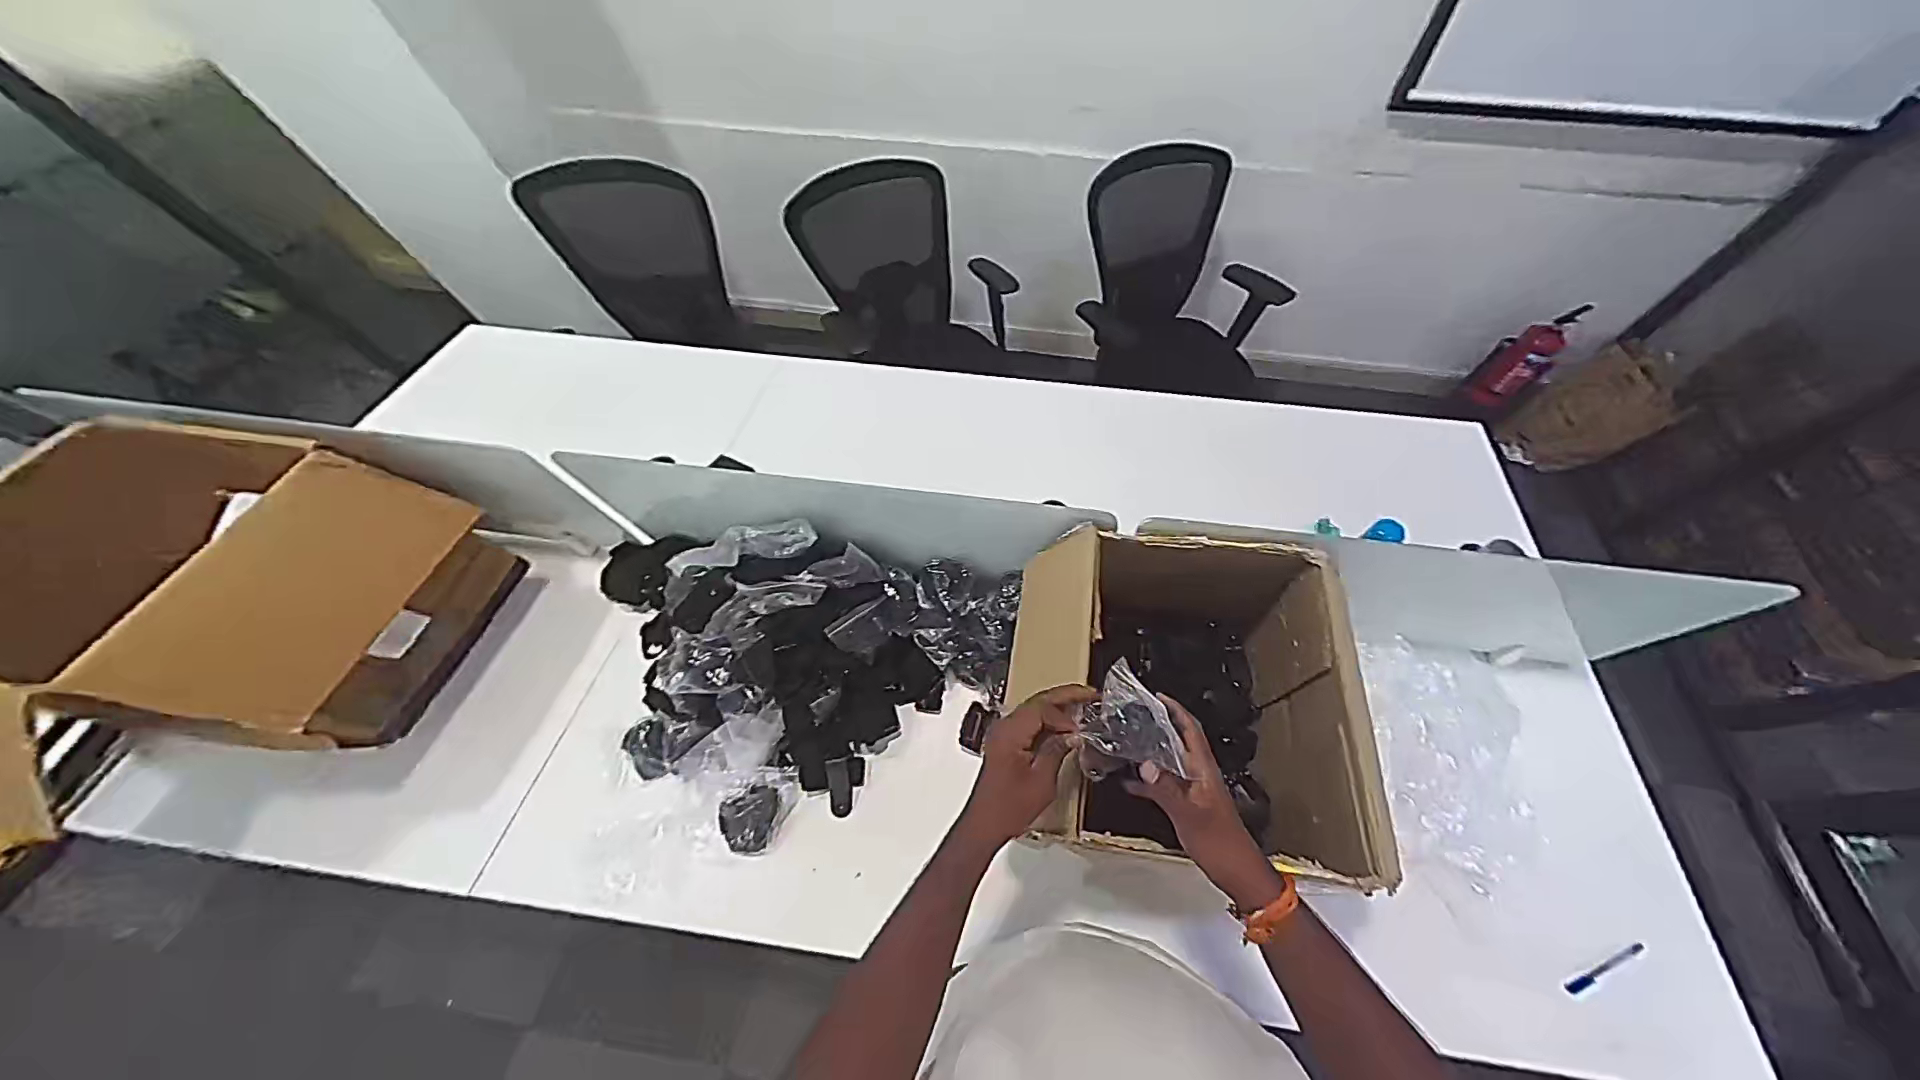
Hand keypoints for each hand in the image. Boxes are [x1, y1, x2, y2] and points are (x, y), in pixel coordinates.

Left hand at [956, 684, 1096, 849]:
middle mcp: (1004, 728)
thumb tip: (1072, 734)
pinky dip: (1049, 719)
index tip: (1081, 730)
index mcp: (1010, 733)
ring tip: (1082, 705)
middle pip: (1037, 701)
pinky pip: (1030, 722)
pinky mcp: (1007, 742)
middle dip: (1065, 696)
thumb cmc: (1007, 808)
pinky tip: (1065, 725)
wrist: (986, 823)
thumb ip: (1057, 751)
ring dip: (1058, 706)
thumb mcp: (1041, 781)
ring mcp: (1004, 734)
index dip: (1065, 716)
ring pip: (1034, 709)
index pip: (1041, 709)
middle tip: (1090, 694)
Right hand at [1125, 694, 1287, 910]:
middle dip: (1159, 725)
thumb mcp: (1190, 814)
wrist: (1237, 872)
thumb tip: (1145, 763)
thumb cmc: (1221, 843)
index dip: (1176, 710)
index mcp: (1203, 769)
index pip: (1190, 730)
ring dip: (1150, 750)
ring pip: (1168, 761)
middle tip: (1134, 714)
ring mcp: (1192, 789)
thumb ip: (1166, 788)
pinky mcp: (1186, 805)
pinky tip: (1129, 782)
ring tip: (1126, 741)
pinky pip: (1163, 784)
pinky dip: (1147, 780)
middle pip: (1177, 741)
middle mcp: (1198, 774)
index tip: (1157, 696)